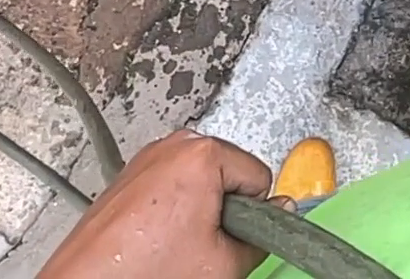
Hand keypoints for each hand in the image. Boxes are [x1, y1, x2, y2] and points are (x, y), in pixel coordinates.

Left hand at [38, 130, 274, 278]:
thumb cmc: (141, 278)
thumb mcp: (223, 266)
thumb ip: (262, 238)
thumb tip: (281, 212)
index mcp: (203, 153)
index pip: (258, 176)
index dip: (251, 215)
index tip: (228, 238)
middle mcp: (175, 144)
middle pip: (228, 174)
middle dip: (221, 210)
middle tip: (197, 246)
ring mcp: (147, 158)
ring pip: (199, 181)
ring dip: (196, 211)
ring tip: (170, 247)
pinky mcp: (128, 176)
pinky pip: (170, 186)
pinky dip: (170, 212)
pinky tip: (152, 243)